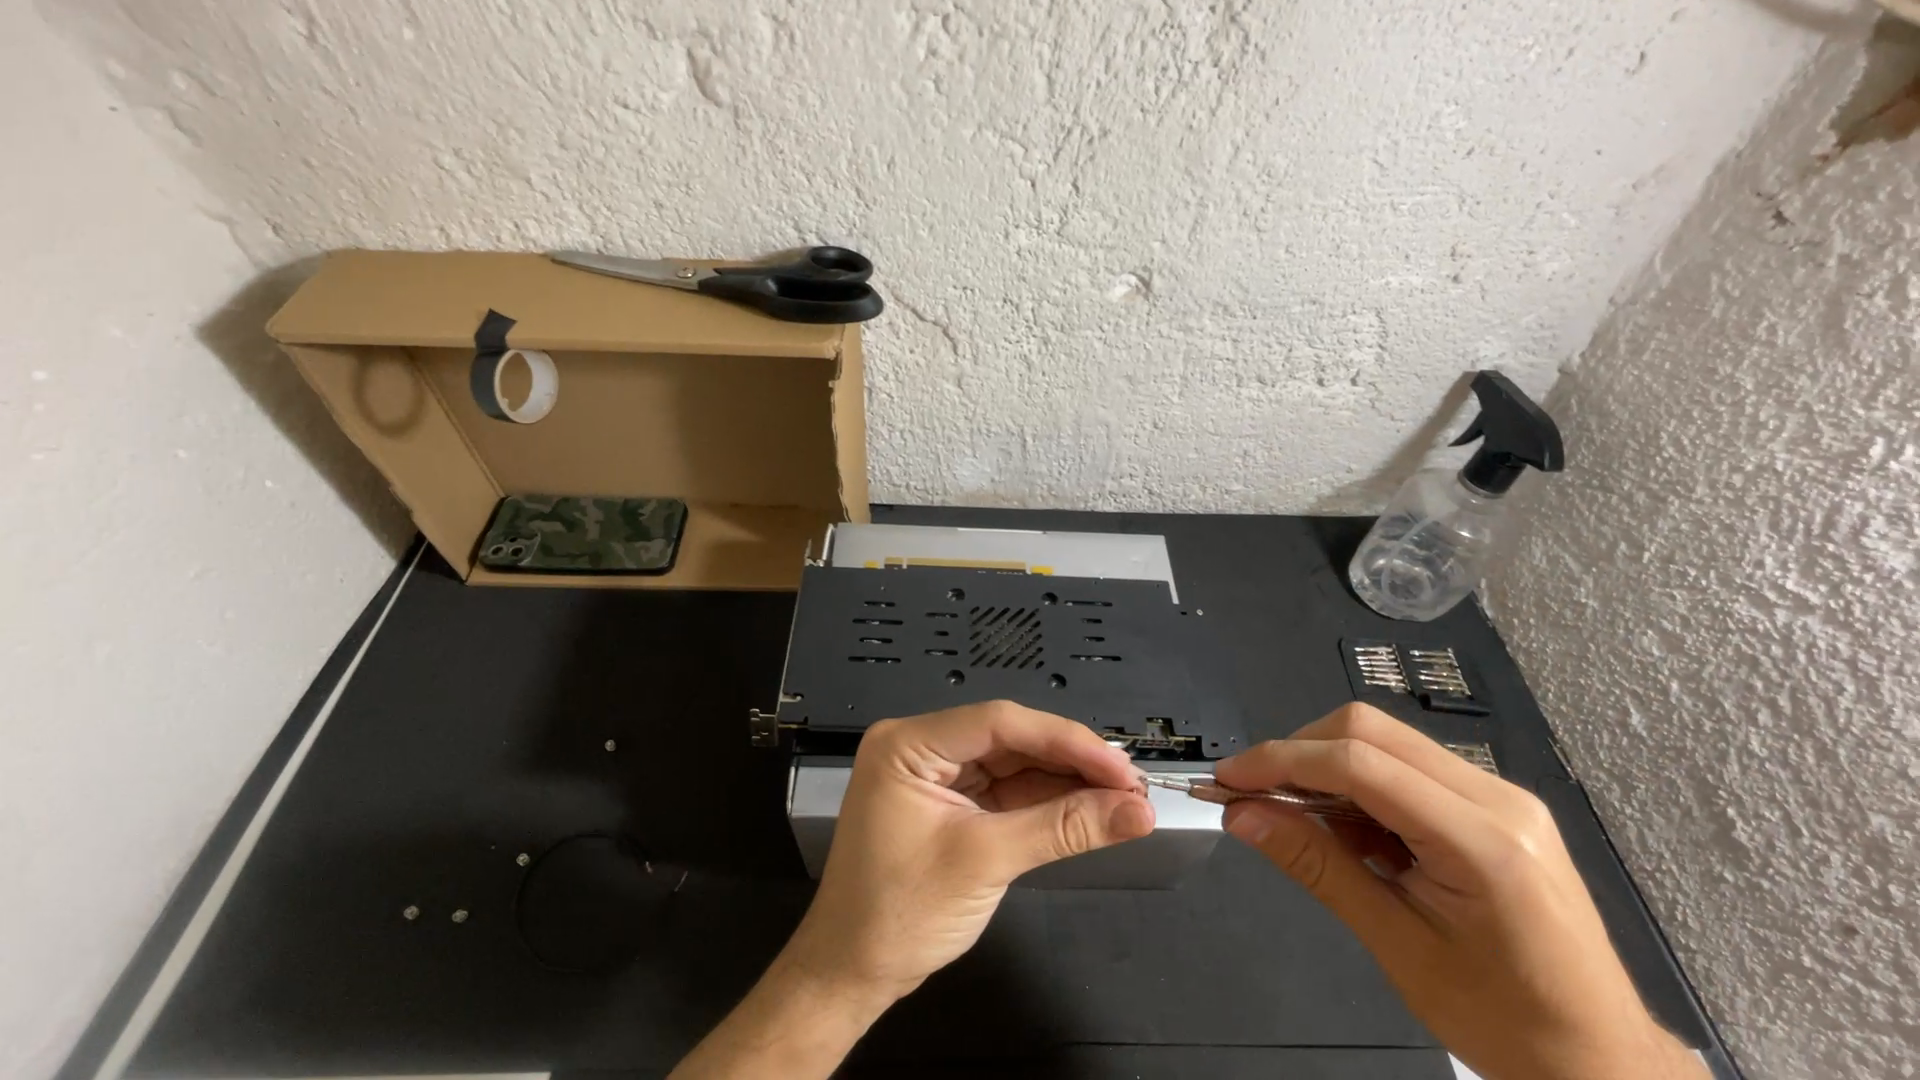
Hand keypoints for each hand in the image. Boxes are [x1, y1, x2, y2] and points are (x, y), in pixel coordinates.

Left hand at [672, 702, 1154, 1079]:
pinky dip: (1047, 804)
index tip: (1121, 767)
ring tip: (1124, 801)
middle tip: (1132, 787)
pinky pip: (1007, 792)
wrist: (851, 971)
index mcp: (909, 743)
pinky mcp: (950, 804)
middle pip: (1011, 740)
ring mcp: (935, 776)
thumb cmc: (901, 912)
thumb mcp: (985, 862)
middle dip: (1072, 763)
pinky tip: (1090, 811)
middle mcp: (921, 747)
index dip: (1067, 740)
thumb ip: (1063, 828)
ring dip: (1067, 784)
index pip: (1000, 723)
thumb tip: (1139, 811)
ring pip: (1015, 765)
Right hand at [1216, 704, 1700, 1079]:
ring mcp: (1501, 797)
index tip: (1225, 780)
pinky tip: (1344, 832)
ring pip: (1387, 744)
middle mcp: (1497, 796)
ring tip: (1292, 819)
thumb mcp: (1398, 946)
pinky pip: (1409, 770)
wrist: (1600, 1059)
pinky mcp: (1497, 808)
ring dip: (1326, 768)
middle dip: (1299, 752)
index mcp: (1481, 837)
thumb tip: (1242, 815)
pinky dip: (1359, 787)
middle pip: (1371, 731)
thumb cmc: (1501, 1018)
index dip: (1280, 760)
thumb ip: (1318, 868)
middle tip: (1252, 796)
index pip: (1359, 763)